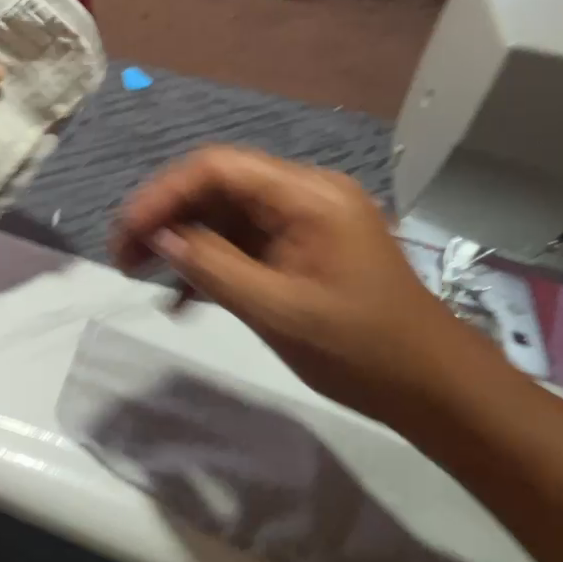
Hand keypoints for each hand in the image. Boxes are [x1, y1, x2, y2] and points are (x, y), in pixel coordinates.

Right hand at [114, 146, 497, 420]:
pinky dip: (209, 261)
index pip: (217, 168)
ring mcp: (304, 220)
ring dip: (180, 240)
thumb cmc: (363, 350)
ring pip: (223, 213)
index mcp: (307, 196)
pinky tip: (180, 297)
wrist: (439, 393)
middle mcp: (304, 194)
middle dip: (165, 216)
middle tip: (123, 255)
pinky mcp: (302, 248)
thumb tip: (158, 236)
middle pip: (216, 186)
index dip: (163, 194)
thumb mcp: (278, 310)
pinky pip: (242, 240)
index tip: (127, 231)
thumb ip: (212, 266)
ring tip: (137, 272)